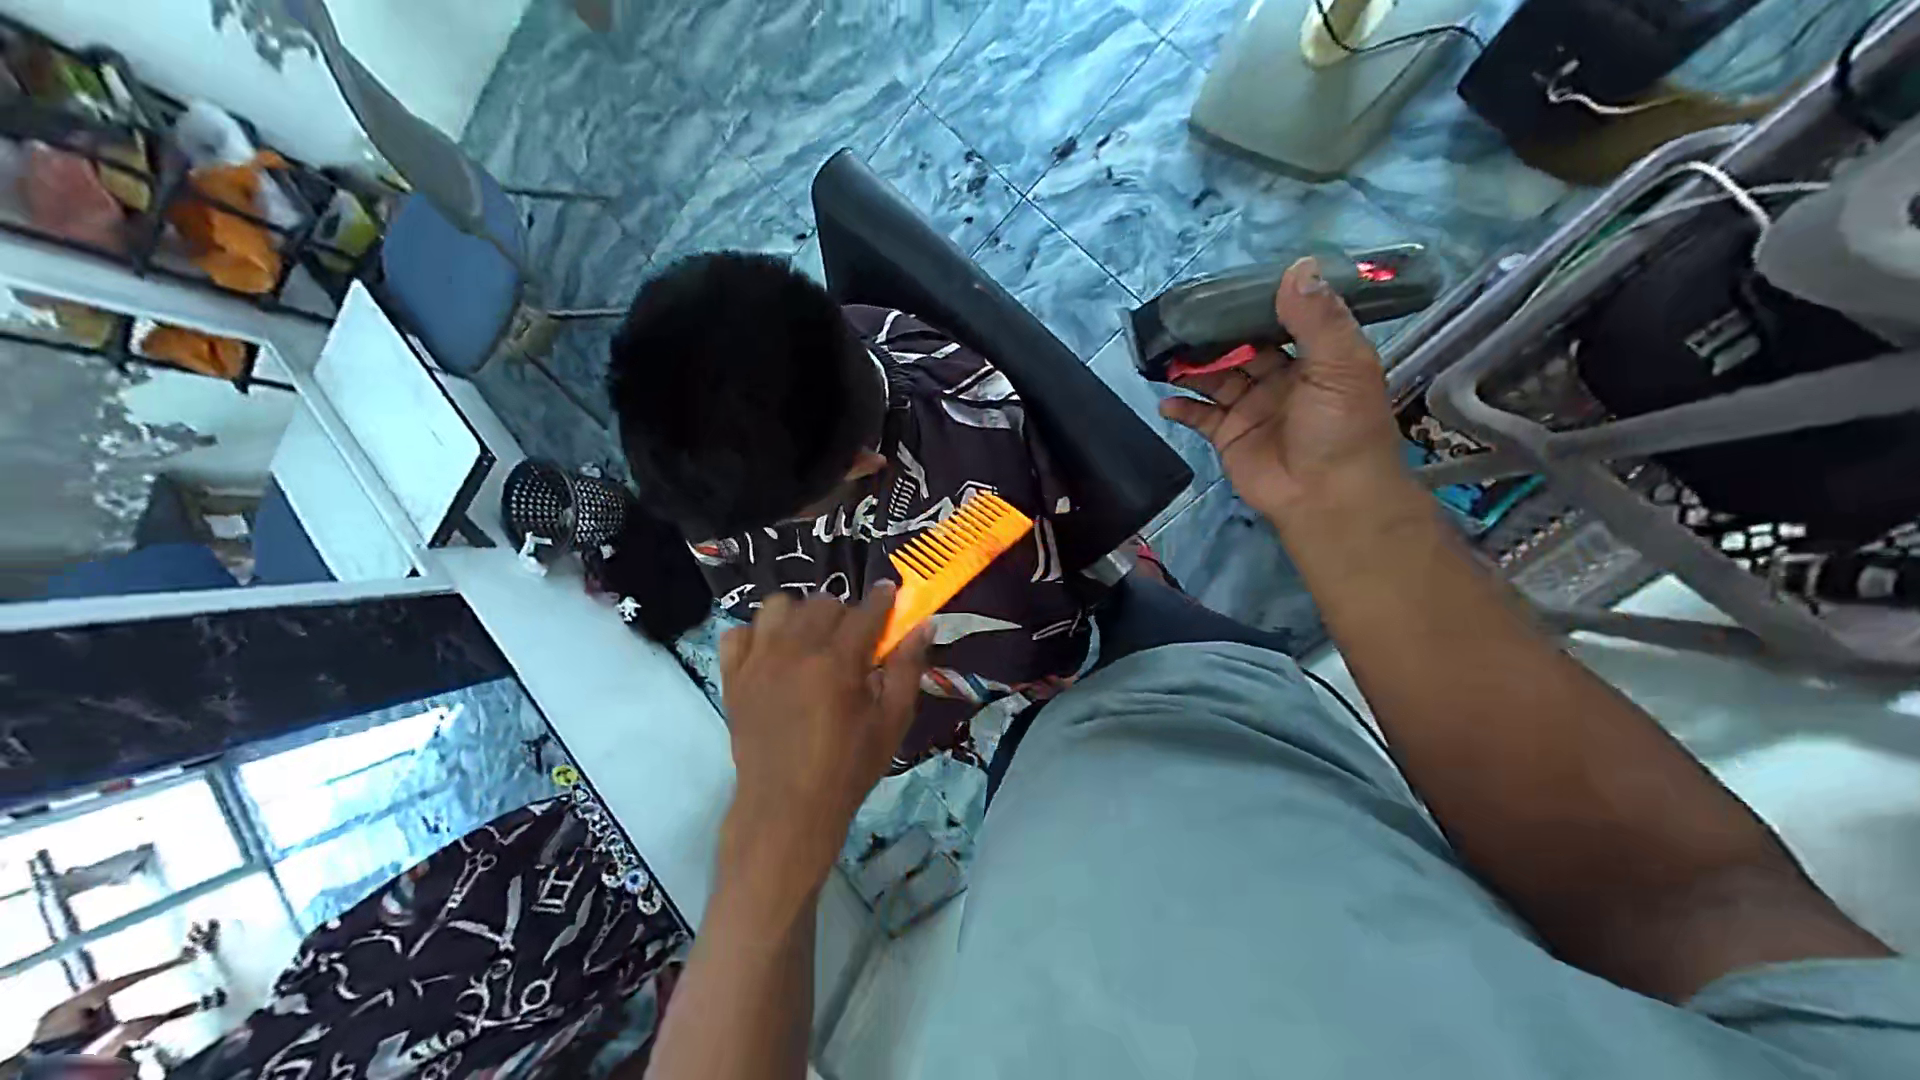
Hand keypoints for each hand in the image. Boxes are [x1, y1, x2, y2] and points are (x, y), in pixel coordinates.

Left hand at [717, 585, 932, 896]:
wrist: (786, 810)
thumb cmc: (847, 769)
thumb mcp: (891, 722)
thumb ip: (908, 668)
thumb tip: (924, 624)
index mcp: (838, 662)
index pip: (866, 611)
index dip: (883, 599)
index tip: (891, 595)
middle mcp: (795, 650)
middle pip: (823, 603)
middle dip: (845, 613)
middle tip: (853, 641)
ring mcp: (758, 661)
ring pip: (779, 606)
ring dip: (800, 616)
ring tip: (810, 641)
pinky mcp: (733, 676)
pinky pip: (739, 632)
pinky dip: (757, 635)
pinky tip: (772, 655)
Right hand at [1159, 257, 1414, 531]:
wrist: (1327, 496)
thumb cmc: (1341, 426)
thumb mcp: (1341, 364)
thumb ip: (1316, 318)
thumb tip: (1296, 266)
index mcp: (1313, 358)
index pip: (1279, 321)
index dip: (1253, 305)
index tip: (1223, 288)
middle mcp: (1280, 379)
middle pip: (1240, 349)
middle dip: (1213, 336)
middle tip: (1181, 318)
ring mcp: (1251, 408)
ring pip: (1215, 379)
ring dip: (1191, 367)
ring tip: (1165, 354)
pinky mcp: (1229, 436)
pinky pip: (1200, 417)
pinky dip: (1182, 409)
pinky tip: (1166, 402)